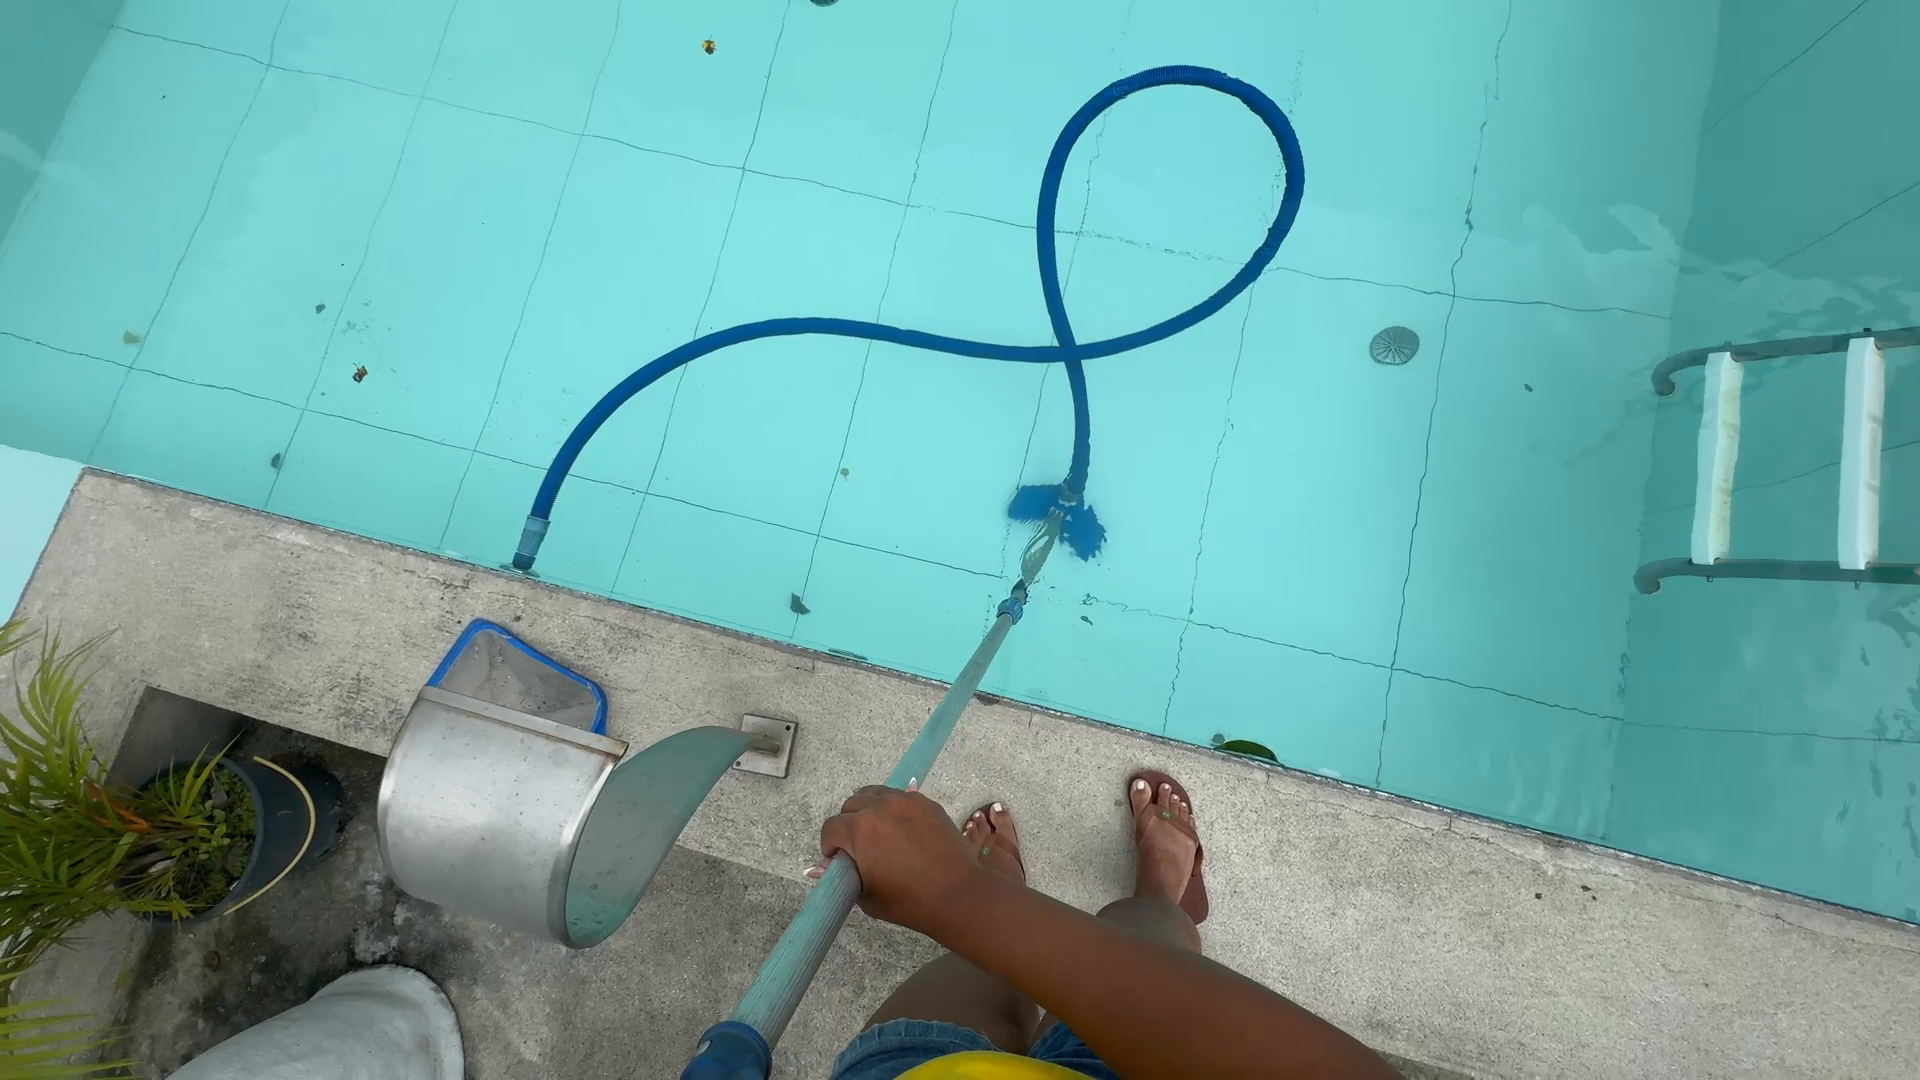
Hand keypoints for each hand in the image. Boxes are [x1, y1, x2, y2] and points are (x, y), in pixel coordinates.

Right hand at [815, 784, 984, 934]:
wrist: (955, 892)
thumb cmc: (907, 900)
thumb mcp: (867, 895)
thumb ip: (842, 876)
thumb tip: (817, 870)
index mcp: (859, 829)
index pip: (831, 827)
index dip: (830, 846)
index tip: (839, 861)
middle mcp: (879, 806)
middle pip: (851, 805)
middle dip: (848, 825)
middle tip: (858, 848)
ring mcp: (905, 800)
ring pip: (875, 794)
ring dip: (869, 810)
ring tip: (878, 833)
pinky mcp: (925, 801)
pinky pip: (900, 796)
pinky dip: (894, 809)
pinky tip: (902, 829)